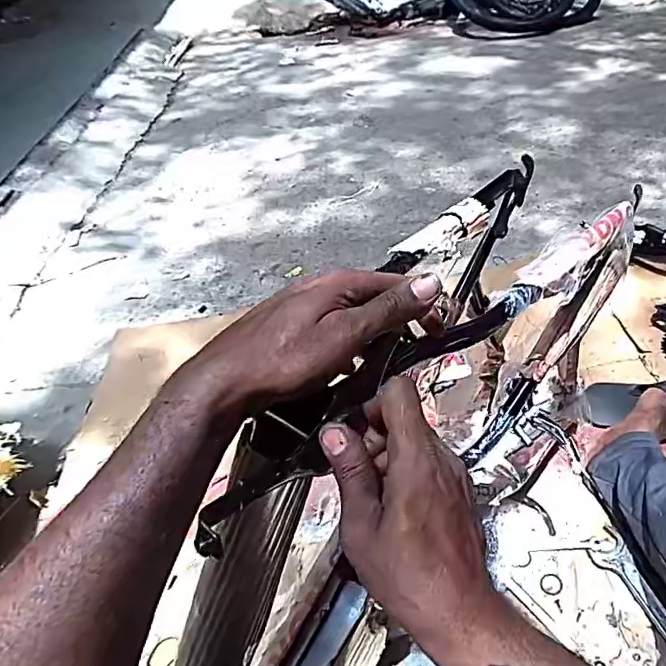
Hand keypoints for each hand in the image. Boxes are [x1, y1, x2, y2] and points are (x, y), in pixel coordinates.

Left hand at [174, 270, 440, 417]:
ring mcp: (304, 306)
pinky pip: (335, 329)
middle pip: (376, 297)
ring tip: (385, 361)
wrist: (225, 383)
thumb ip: (388, 309)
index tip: (440, 330)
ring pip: (355, 314)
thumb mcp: (345, 335)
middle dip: (402, 321)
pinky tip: (349, 366)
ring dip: (376, 335)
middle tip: (417, 347)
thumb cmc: (282, 361)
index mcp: (338, 282)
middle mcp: (321, 287)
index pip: (398, 284)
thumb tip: (430, 283)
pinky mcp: (293, 326)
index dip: (424, 306)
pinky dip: (352, 344)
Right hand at [320, 377, 515, 665]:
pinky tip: (397, 513)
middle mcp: (443, 459)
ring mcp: (456, 473)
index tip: (356, 436)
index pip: (400, 392)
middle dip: (375, 441)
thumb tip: (334, 433)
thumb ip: (350, 472)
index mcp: (417, 461)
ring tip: (377, 505)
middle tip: (359, 482)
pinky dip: (408, 475)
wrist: (458, 610)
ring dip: (390, 461)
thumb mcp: (362, 526)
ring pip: (416, 442)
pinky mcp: (460, 489)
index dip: (373, 405)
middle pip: (406, 419)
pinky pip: (430, 463)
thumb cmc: (409, 578)